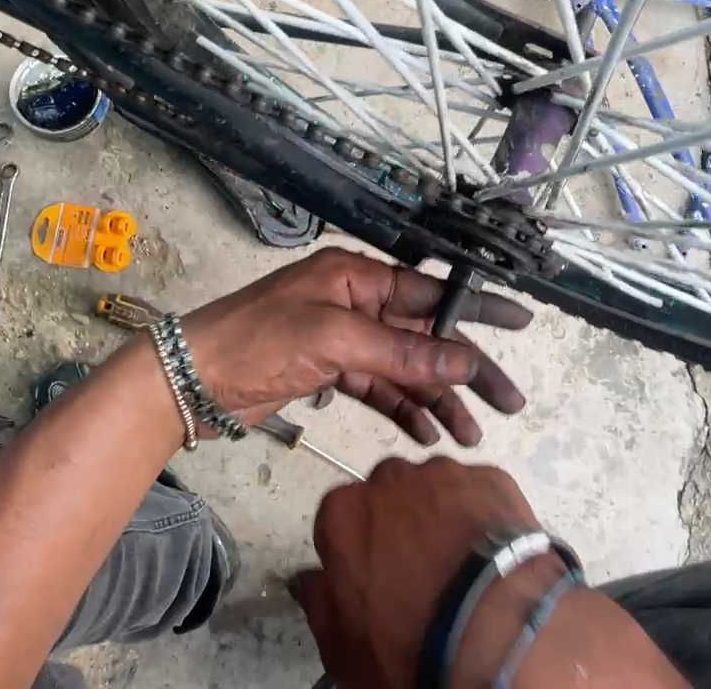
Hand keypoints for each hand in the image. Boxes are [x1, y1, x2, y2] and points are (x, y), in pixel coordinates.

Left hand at [179, 249, 530, 445]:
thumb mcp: (331, 340)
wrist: (190, 379)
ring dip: (435, 398)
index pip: (428, 293)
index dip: (475, 310)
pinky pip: (378, 387)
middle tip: (507, 402)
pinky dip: (401, 408)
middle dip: (463, 369)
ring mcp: (342, 339)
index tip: (520, 321)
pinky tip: (425, 432)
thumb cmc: (256, 341)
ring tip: (468, 434)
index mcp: (354, 276)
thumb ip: (398, 352)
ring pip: (404, 367)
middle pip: (422, 336)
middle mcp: (353, 302)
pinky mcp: (329, 370)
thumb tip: (462, 362)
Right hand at [292, 457, 543, 688]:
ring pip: (435, 486)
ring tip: (462, 564)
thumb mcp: (344, 648)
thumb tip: (308, 583)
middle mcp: (390, 480)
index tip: (373, 575)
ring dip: (442, 513)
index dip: (358, 548)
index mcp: (344, 514)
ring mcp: (443, 475)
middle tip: (420, 568)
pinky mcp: (490, 478)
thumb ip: (319, 603)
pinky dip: (483, 514)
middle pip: (388, 492)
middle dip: (399, 520)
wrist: (496, 633)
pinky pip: (479, 491)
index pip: (340, 518)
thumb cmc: (415, 646)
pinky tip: (491, 553)